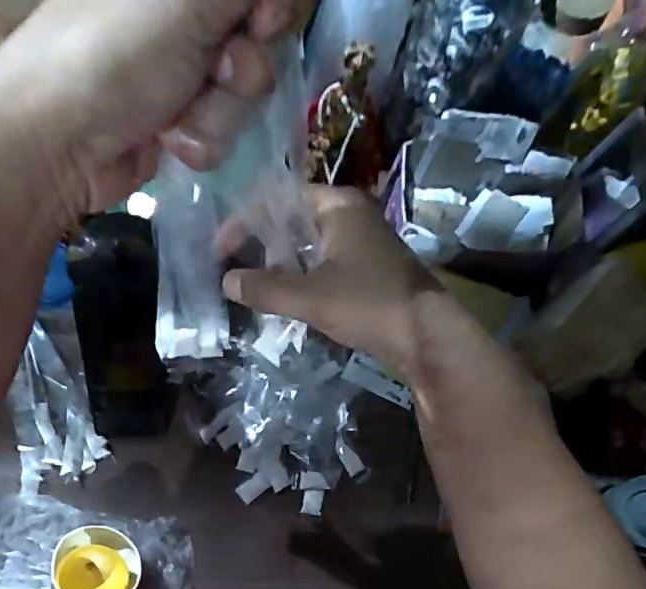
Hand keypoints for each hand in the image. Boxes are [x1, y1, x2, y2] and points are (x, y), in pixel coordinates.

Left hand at [0, 0, 312, 214]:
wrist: (59, 142)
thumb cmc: (117, 53)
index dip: (274, 7)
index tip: (263, 22)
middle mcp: (184, 16)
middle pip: (261, 39)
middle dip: (243, 66)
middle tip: (217, 70)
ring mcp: (181, 72)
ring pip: (242, 95)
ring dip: (217, 112)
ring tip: (176, 115)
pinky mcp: (176, 124)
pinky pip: (218, 132)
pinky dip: (198, 140)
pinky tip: (167, 140)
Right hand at [221, 186, 446, 372]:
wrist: (424, 334)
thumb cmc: (368, 304)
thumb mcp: (310, 297)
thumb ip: (265, 288)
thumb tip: (227, 281)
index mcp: (338, 205)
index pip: (279, 198)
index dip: (244, 221)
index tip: (221, 250)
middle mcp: (350, 215)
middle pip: (292, 220)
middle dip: (260, 244)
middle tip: (234, 269)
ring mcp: (361, 243)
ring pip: (307, 245)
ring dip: (280, 265)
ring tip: (253, 287)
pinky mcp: (366, 270)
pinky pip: (322, 265)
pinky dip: (300, 278)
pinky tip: (284, 299)